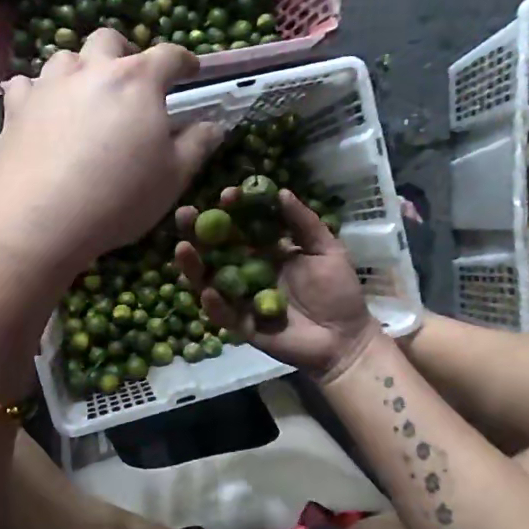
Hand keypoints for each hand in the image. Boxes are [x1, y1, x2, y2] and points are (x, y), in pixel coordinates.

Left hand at [0, 29, 221, 275]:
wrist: (39, 220)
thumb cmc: (118, 198)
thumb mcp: (173, 177)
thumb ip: (197, 145)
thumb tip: (212, 125)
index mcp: (137, 81)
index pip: (168, 56)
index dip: (184, 61)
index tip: (190, 71)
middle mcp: (92, 71)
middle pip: (109, 41)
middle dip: (124, 53)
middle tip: (131, 79)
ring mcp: (49, 85)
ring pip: (66, 57)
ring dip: (80, 68)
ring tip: (86, 95)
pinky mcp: (15, 107)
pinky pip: (26, 85)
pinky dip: (38, 92)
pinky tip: (41, 110)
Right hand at [174, 188, 382, 379]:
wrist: (346, 337)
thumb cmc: (338, 292)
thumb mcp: (326, 250)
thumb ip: (303, 223)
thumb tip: (280, 191)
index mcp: (264, 251)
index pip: (240, 225)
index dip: (231, 210)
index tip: (227, 195)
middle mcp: (245, 271)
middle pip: (214, 249)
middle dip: (197, 231)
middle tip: (185, 214)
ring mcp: (240, 298)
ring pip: (208, 279)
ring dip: (193, 265)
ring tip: (183, 249)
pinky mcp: (241, 325)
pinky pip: (222, 314)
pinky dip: (214, 303)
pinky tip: (208, 289)